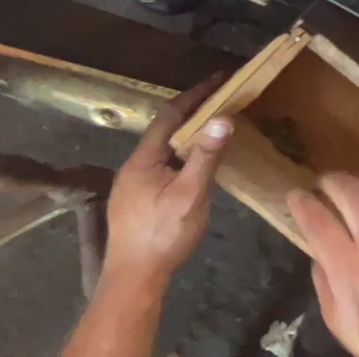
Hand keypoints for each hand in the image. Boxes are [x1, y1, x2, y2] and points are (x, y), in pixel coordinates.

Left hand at [103, 75, 233, 282]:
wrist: (134, 279)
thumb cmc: (163, 233)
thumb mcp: (190, 193)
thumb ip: (205, 155)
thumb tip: (223, 117)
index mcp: (143, 160)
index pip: (169, 115)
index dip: (195, 94)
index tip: (220, 78)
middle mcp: (134, 167)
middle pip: (165, 128)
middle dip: (194, 109)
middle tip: (223, 96)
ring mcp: (134, 184)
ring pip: (164, 146)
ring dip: (188, 130)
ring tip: (216, 122)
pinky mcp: (138, 198)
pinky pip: (164, 161)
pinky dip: (184, 149)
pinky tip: (198, 158)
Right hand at [288, 173, 358, 356]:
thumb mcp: (336, 317)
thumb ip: (323, 279)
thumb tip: (318, 249)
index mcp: (348, 265)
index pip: (318, 221)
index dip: (302, 204)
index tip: (294, 195)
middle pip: (350, 192)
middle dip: (331, 181)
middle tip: (322, 183)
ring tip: (351, 183)